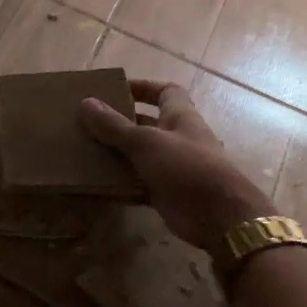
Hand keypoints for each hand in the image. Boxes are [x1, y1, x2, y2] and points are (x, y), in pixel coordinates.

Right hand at [80, 79, 276, 253]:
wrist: (222, 220)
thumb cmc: (188, 168)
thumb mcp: (146, 142)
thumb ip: (114, 125)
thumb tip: (85, 102)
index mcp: (180, 118)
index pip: (165, 91)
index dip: (142, 87)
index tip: (114, 90)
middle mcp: (178, 139)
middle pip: (147, 123)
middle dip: (119, 121)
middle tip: (88, 121)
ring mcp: (174, 167)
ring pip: (140, 154)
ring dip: (116, 152)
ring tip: (85, 149)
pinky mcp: (167, 193)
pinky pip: (138, 182)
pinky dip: (120, 182)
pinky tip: (97, 182)